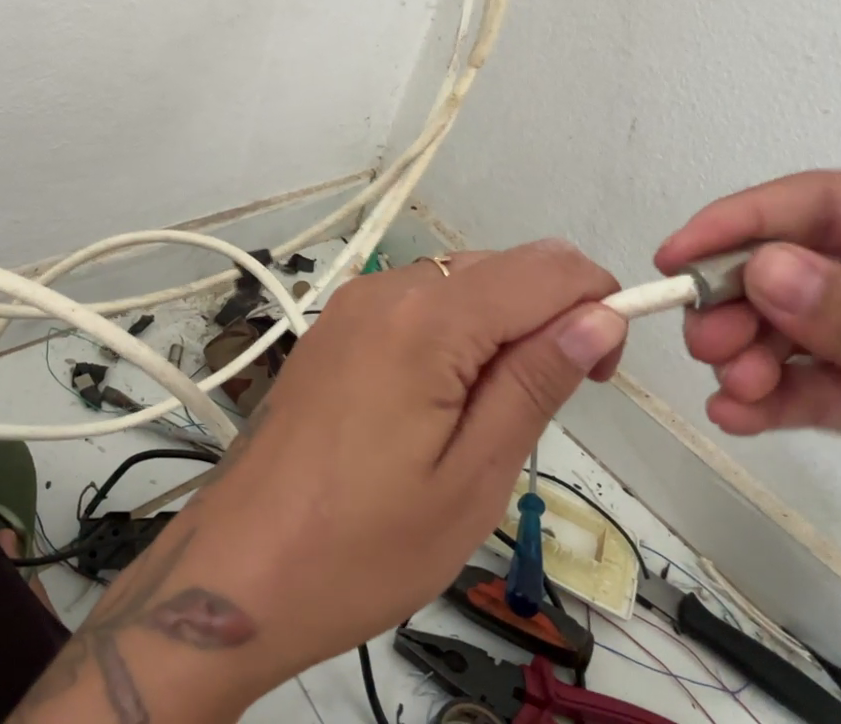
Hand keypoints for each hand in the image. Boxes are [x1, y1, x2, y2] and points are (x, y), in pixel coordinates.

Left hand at [10, 241, 628, 722]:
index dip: (597, 305)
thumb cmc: (361, 547)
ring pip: (460, 283)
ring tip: (488, 418)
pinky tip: (442, 404)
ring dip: (500, 329)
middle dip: (550, 316)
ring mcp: (350, 308)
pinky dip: (453, 336)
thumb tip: (599, 316)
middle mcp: (383, 291)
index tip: (600, 376)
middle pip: (502, 267)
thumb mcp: (471, 478)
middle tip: (545, 407)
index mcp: (424, 319)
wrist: (240, 572)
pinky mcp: (332, 333)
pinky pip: (416, 307)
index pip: (547, 267)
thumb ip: (535, 383)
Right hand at [656, 171, 840, 644]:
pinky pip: (832, 391)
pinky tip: (749, 415)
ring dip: (758, 356)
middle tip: (709, 344)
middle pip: (805, 270)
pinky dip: (783, 401)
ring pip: (808, 334)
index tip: (678, 258)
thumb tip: (764, 268)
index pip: (830, 206)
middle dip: (744, 303)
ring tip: (736, 390)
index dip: (744, 224)